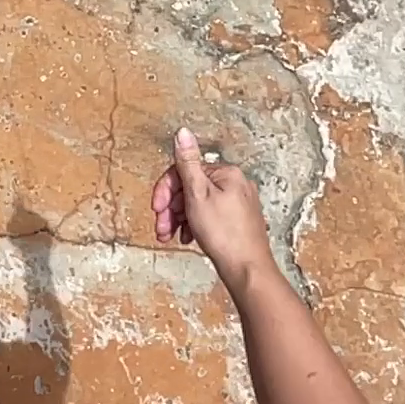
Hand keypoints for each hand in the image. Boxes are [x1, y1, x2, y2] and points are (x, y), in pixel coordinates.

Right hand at [151, 127, 275, 290]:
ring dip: (178, 217)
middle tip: (161, 224)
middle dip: (171, 207)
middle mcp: (235, 185)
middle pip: (190, 187)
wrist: (247, 271)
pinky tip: (186, 237)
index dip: (166, 189)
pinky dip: (192, 224)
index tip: (157, 207)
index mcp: (227, 174)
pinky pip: (207, 215)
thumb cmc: (224, 235)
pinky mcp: (237, 220)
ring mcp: (237, 204)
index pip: (185, 170)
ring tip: (169, 234)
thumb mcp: (197, 194)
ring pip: (196, 203)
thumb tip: (183, 132)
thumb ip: (187, 162)